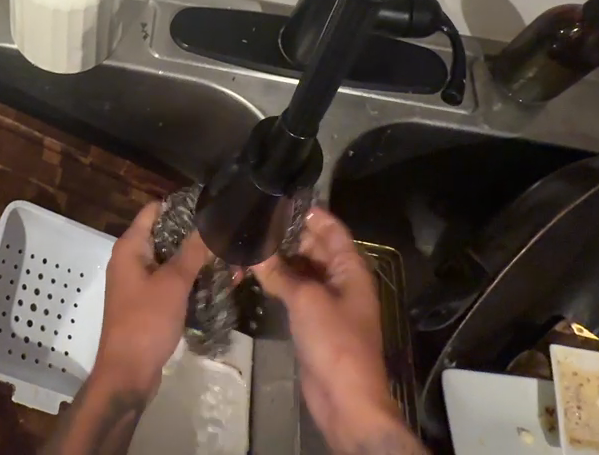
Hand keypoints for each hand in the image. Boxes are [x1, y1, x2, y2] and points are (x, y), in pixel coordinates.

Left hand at [41, 202, 208, 454]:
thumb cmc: (146, 321)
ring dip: (193, 260)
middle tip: (224, 235)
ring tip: (226, 258)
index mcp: (130, 246)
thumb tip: (210, 224)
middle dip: (192, 236)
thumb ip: (192, 252)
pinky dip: (187, 281)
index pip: (154, 210)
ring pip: (169, 261)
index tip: (210, 206)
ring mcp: (137, 282)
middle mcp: (130, 259)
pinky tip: (213, 283)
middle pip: (164, 235)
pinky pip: (168, 282)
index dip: (180, 205)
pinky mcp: (146, 302)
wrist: (127, 373)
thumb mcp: (173, 283)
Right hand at [254, 208, 425, 454]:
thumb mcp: (306, 300)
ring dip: (279, 259)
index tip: (278, 199)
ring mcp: (328, 302)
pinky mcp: (314, 321)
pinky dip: (278, 280)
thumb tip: (252, 251)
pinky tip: (254, 272)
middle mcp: (341, 280)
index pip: (331, 229)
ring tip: (248, 242)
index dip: (309, 212)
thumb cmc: (335, 341)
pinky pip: (295, 291)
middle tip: (253, 220)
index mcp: (350, 269)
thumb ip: (279, 272)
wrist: (346, 400)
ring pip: (302, 269)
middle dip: (286, 234)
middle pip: (314, 246)